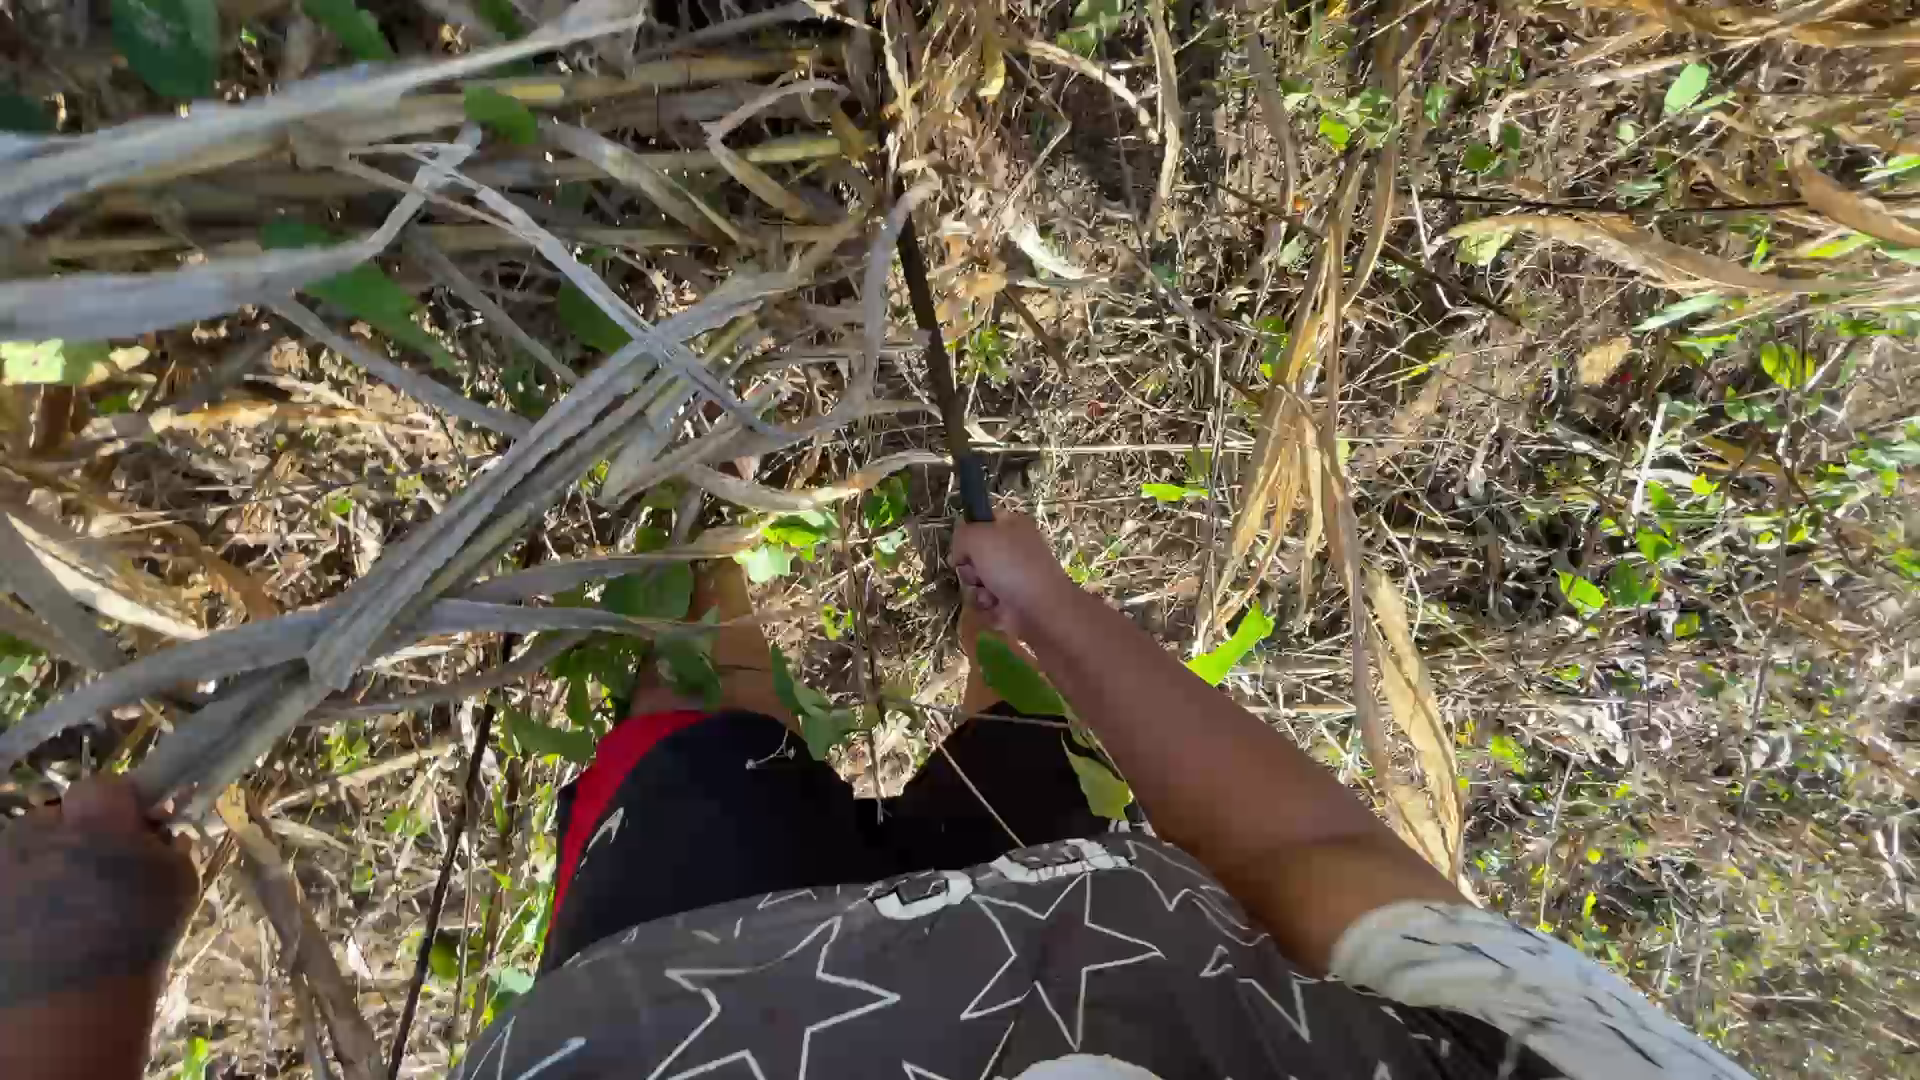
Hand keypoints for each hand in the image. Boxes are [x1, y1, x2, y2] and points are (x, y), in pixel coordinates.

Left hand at [0, 777, 196, 1011]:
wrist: (66, 1000)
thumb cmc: (138, 933)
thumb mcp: (178, 875)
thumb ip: (165, 842)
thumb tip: (156, 827)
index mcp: (95, 826)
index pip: (102, 785)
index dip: (121, 802)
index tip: (138, 825)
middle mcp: (34, 838)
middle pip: (53, 817)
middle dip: (75, 834)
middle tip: (100, 865)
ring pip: (22, 849)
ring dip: (44, 862)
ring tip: (64, 898)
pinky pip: (8, 877)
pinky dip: (21, 890)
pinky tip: (40, 917)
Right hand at [950, 513, 1076, 640]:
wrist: (1041, 609)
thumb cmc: (1011, 566)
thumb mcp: (979, 537)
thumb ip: (962, 535)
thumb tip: (962, 553)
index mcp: (1012, 526)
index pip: (981, 523)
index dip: (969, 535)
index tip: (965, 547)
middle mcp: (1014, 549)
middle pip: (975, 555)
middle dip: (970, 568)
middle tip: (978, 573)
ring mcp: (1014, 576)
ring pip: (978, 580)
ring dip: (977, 590)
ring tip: (990, 595)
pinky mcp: (1013, 601)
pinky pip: (986, 601)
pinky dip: (988, 606)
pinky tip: (997, 607)